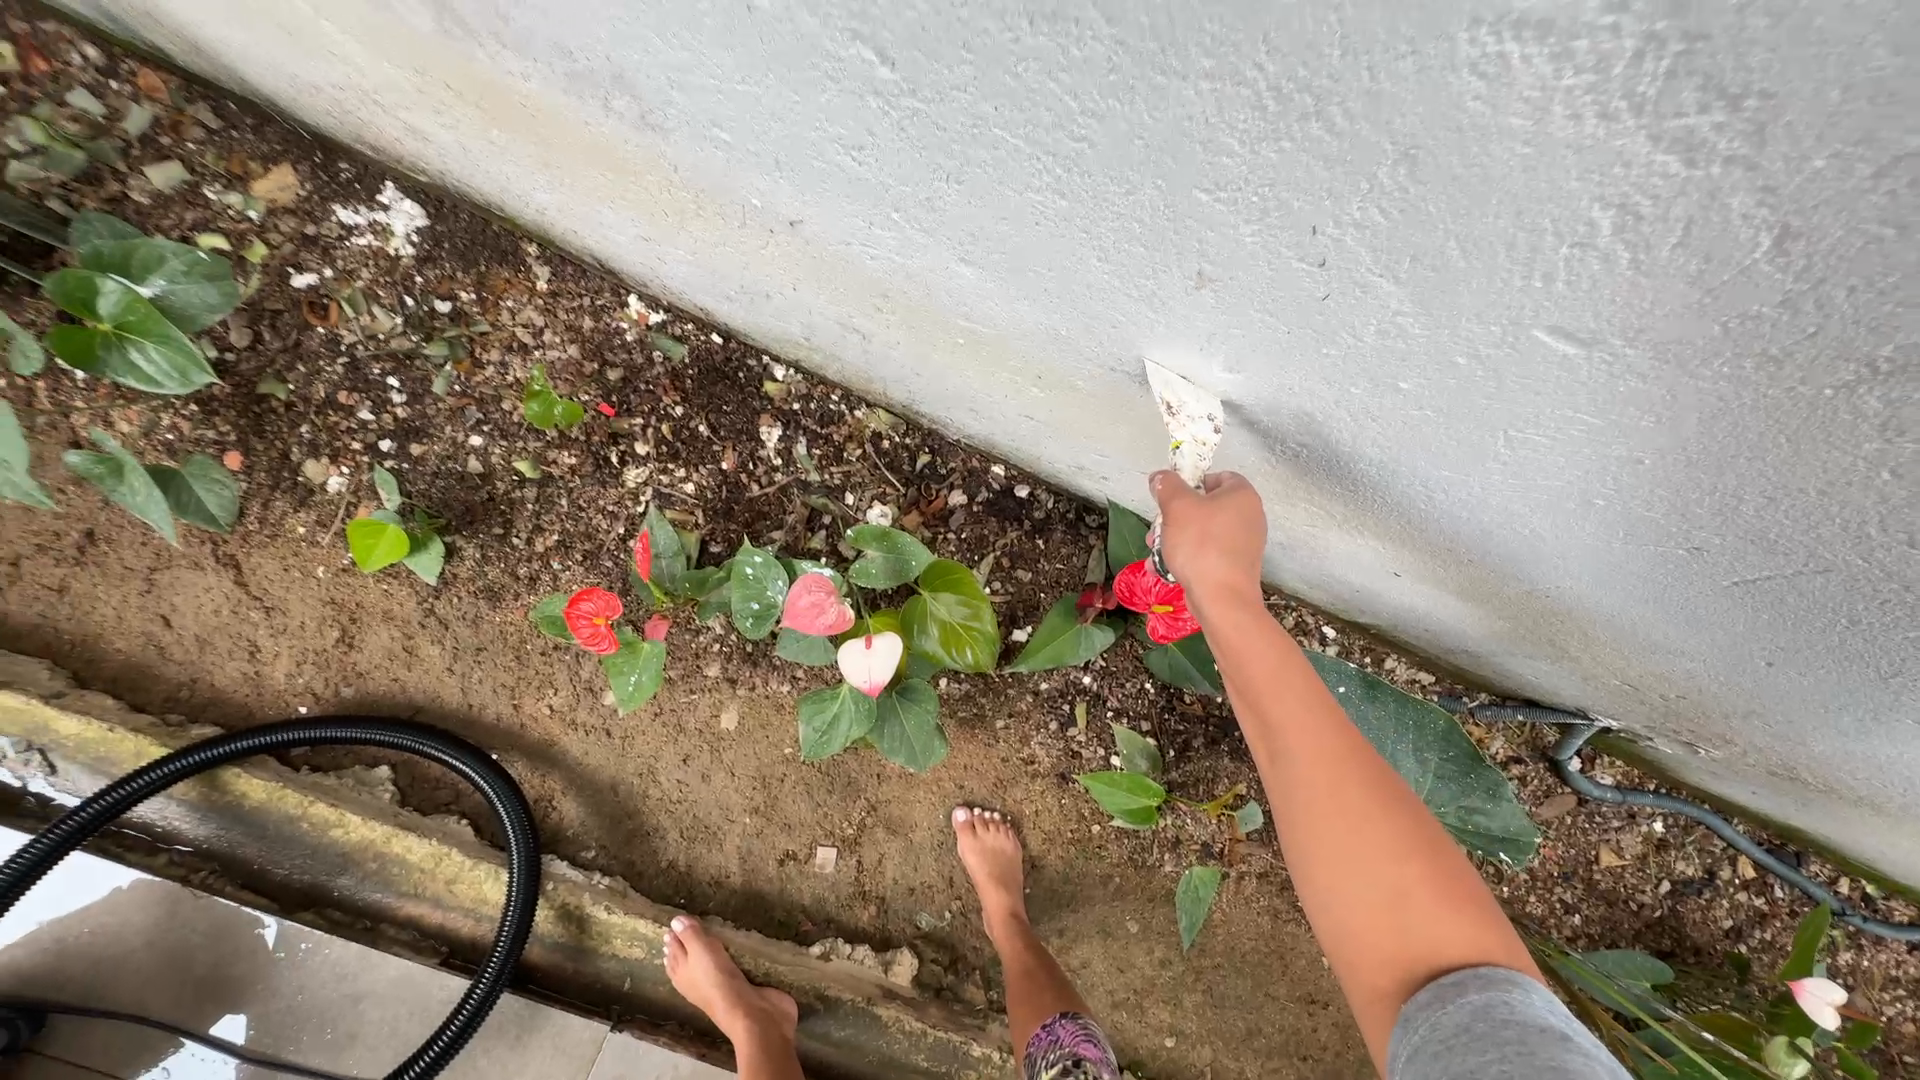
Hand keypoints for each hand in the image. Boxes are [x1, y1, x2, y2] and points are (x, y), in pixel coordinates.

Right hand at [1149, 470, 1266, 617]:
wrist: (1221, 598)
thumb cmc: (1200, 545)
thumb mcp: (1176, 506)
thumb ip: (1166, 485)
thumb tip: (1160, 477)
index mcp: (1242, 495)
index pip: (1217, 476)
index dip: (1192, 482)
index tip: (1170, 497)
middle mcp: (1250, 516)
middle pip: (1205, 506)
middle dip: (1175, 517)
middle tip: (1156, 530)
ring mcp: (1245, 543)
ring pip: (1202, 531)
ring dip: (1175, 539)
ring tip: (1156, 553)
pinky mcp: (1237, 565)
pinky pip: (1208, 553)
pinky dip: (1188, 557)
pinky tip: (1167, 569)